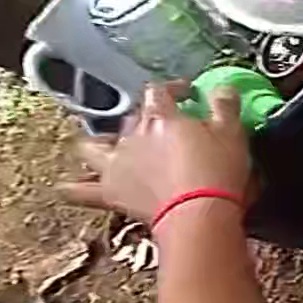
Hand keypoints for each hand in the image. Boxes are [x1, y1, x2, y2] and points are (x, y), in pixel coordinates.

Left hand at [58, 81, 252, 223]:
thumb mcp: (233, 134)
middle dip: (149, 119)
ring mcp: (117, 163)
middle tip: (169, 129)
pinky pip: (80, 190)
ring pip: (95, 146)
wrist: (199, 214)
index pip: (159, 91)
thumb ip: (225, 107)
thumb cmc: (219, 172)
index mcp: (162, 118)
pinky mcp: (112, 192)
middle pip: (134, 118)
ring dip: (101, 144)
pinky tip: (68, 186)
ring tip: (111, 147)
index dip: (172, 88)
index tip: (187, 94)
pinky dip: (74, 187)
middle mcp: (133, 135)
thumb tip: (223, 88)